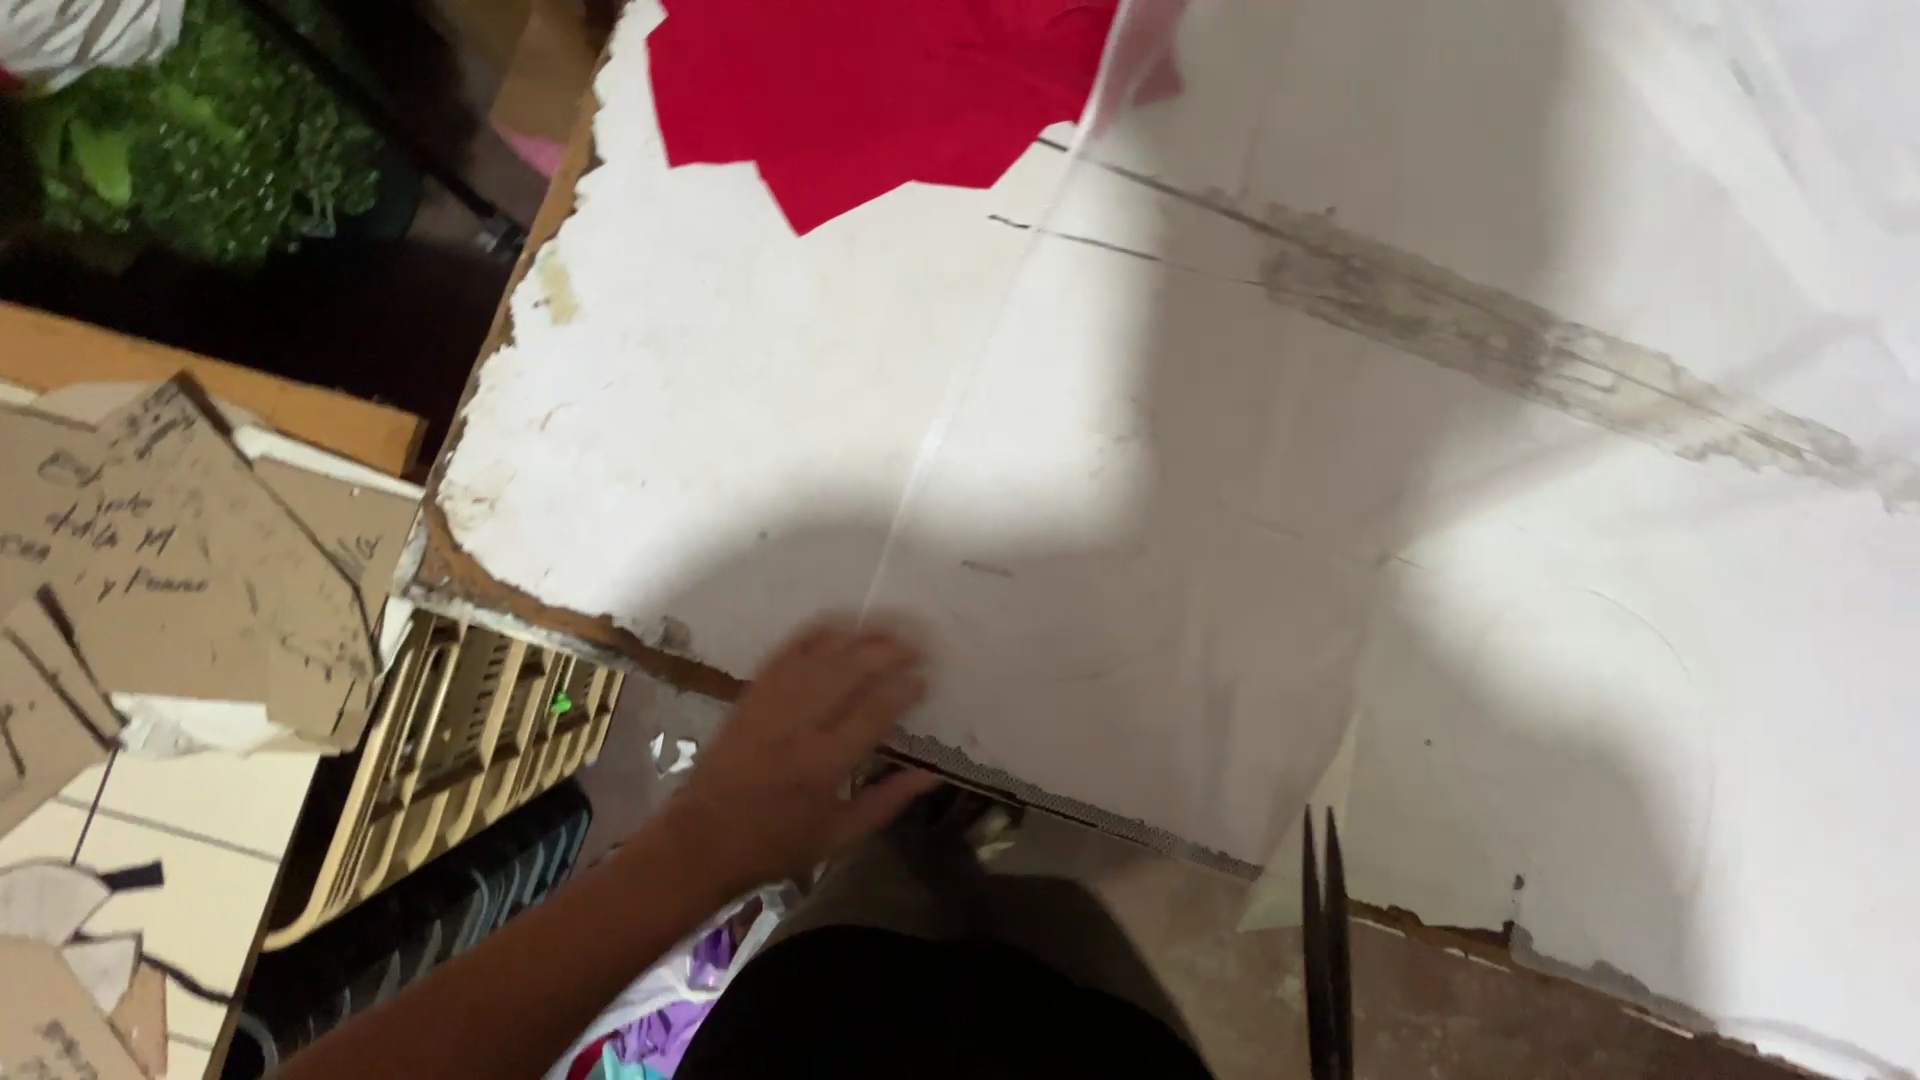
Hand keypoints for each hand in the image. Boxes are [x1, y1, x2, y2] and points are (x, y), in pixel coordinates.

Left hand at [661, 617, 942, 894]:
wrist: (701, 840)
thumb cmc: (776, 844)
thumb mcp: (839, 835)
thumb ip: (888, 800)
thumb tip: (932, 774)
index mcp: (824, 764)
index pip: (874, 712)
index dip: (904, 690)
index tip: (925, 679)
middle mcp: (798, 726)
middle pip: (850, 672)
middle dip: (888, 651)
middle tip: (916, 644)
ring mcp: (771, 705)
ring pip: (821, 656)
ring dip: (858, 636)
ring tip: (888, 627)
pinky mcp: (751, 695)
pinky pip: (786, 654)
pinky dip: (815, 635)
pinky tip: (839, 626)